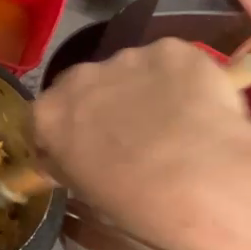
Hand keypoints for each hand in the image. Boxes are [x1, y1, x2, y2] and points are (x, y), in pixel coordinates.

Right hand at [33, 39, 250, 249]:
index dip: (67, 133)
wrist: (200, 177)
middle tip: (132, 137)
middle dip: (104, 103)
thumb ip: (73, 164)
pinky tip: (203, 109)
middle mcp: (80, 77)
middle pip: (86, 85)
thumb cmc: (136, 200)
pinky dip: (185, 80)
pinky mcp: (172, 49)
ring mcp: (127, 58)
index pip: (47, 117)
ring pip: (133, 71)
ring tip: (177, 125)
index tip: (85, 150)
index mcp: (50, 114)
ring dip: (146, 91)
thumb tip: (74, 160)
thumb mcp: (88, 192)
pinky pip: (173, 63)